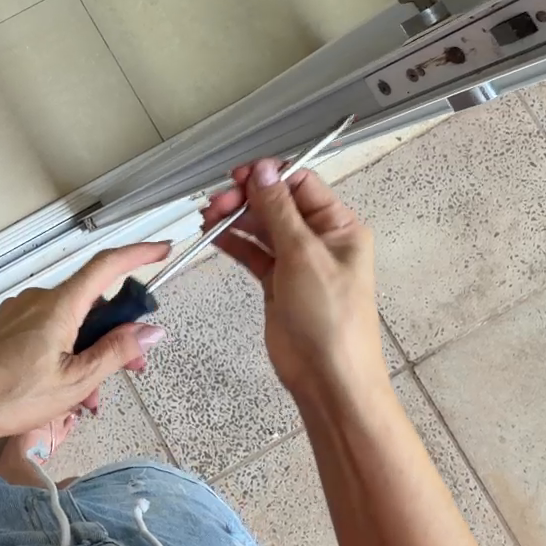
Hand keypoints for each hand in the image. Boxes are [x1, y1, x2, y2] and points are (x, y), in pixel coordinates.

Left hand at [0, 243, 169, 447]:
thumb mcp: (76, 381)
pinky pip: (48, 330)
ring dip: (89, 351)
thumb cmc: (11, 397)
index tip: (162, 250)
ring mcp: (19, 312)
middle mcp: (38, 300)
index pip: (106, 266)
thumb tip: (149, 331)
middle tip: (134, 366)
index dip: (138, 254)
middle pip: (91, 302)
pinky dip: (65, 352)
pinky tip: (65, 390)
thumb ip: (116, 353)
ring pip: (70, 321)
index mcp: (58, 305)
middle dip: (116, 332)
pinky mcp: (6, 327)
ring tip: (90, 397)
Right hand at [202, 157, 385, 402]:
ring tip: (207, 219)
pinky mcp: (276, 281)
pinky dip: (233, 242)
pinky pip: (252, 252)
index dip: (268, 176)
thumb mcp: (304, 255)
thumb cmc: (328, 314)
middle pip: (277, 203)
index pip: (300, 184)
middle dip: (245, 199)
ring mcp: (296, 260)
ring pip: (261, 227)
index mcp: (338, 225)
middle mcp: (319, 238)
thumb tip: (263, 169)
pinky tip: (212, 236)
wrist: (327, 375)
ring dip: (234, 219)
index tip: (235, 178)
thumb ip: (279, 210)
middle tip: (216, 205)